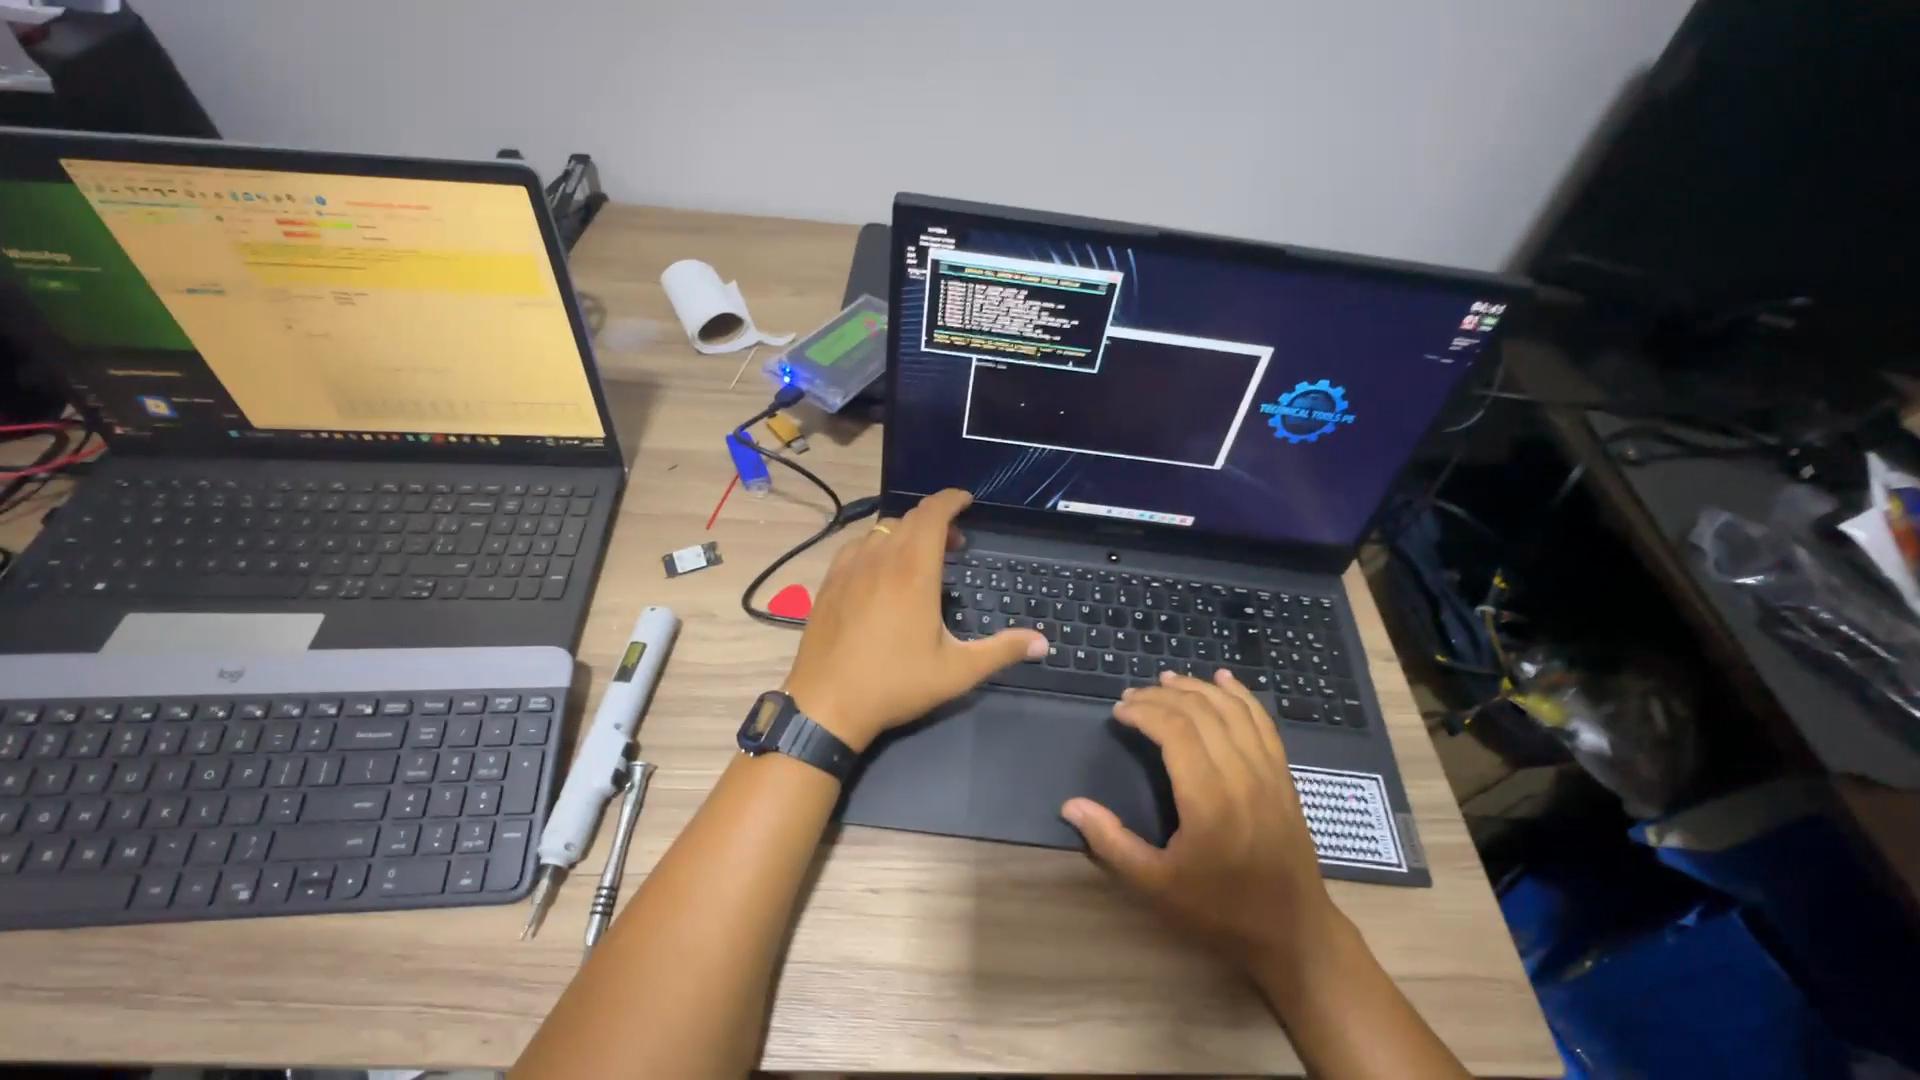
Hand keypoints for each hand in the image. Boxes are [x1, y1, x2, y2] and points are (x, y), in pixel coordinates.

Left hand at [782, 488, 1046, 751]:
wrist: (826, 704)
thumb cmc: (895, 684)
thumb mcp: (957, 672)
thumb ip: (1002, 651)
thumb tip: (1042, 643)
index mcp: (914, 570)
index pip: (933, 513)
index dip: (951, 499)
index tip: (966, 500)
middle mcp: (880, 558)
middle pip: (909, 518)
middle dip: (935, 520)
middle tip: (955, 543)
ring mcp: (849, 568)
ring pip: (881, 530)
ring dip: (906, 532)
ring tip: (920, 557)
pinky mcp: (829, 582)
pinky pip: (857, 546)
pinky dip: (877, 545)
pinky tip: (881, 571)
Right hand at [1062, 670, 1334, 962]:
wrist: (1291, 933)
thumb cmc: (1218, 911)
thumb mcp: (1154, 885)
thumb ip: (1111, 842)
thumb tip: (1071, 806)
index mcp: (1209, 799)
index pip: (1175, 730)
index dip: (1144, 711)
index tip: (1118, 711)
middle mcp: (1242, 775)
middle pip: (1201, 713)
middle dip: (1162, 696)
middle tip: (1132, 696)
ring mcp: (1269, 773)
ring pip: (1233, 710)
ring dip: (1198, 688)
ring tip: (1167, 679)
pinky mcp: (1284, 778)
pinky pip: (1264, 723)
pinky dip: (1242, 696)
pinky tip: (1224, 681)